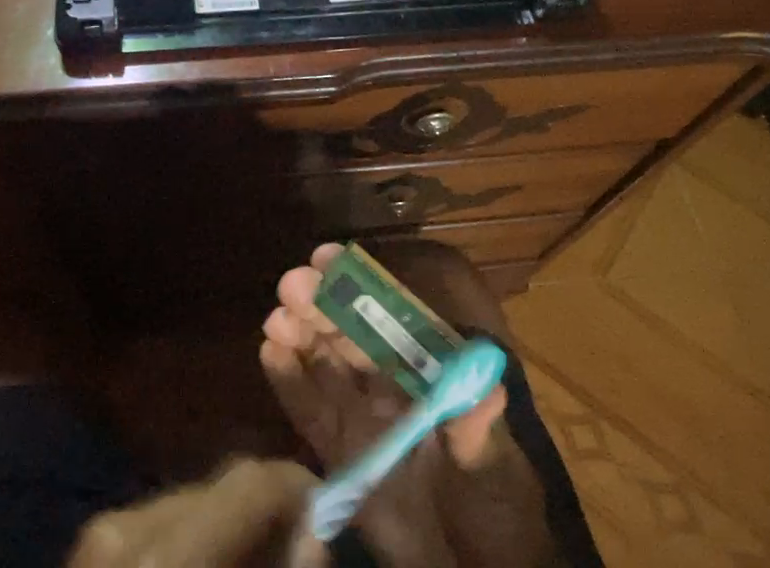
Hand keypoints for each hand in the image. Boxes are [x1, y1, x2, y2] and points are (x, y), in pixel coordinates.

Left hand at [68, 458, 323, 567]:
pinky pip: (157, 526)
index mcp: (162, 566)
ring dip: (232, 530)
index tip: (331, 517)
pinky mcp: (89, 553)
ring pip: (190, 502)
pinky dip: (195, 545)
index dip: (299, 491)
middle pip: (221, 488)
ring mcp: (98, 541)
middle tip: (298, 555)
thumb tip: (313, 537)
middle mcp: (123, 533)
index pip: (247, 485)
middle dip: (267, 514)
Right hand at [258, 244, 553, 567]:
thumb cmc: (498, 511)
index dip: (364, 287)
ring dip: (300, 338)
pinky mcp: (339, 455)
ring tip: (276, 317)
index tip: (332, 258)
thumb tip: (487, 383)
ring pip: (325, 367)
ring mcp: (364, 419)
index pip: (395, 320)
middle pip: (352, 338)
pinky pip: (309, 414)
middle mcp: (394, 387)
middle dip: (323, 308)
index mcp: (434, 377)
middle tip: (292, 283)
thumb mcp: (495, 469)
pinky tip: (270, 353)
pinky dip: (289, 384)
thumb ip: (480, 429)